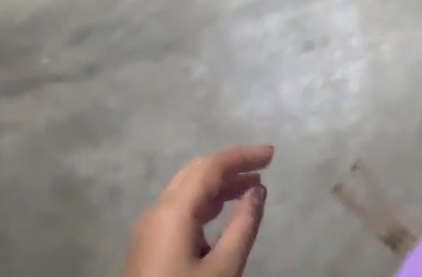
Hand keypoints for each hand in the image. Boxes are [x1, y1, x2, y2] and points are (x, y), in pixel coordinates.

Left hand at [124, 145, 272, 276]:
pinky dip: (205, 202)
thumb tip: (258, 191)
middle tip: (264, 168)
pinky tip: (223, 213)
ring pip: (187, 190)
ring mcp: (149, 229)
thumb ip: (244, 225)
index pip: (211, 166)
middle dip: (231, 166)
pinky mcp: (148, 247)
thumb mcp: (223, 269)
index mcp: (173, 210)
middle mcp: (157, 211)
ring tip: (251, 189)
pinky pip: (179, 210)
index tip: (272, 155)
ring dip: (219, 184)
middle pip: (196, 172)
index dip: (243, 155)